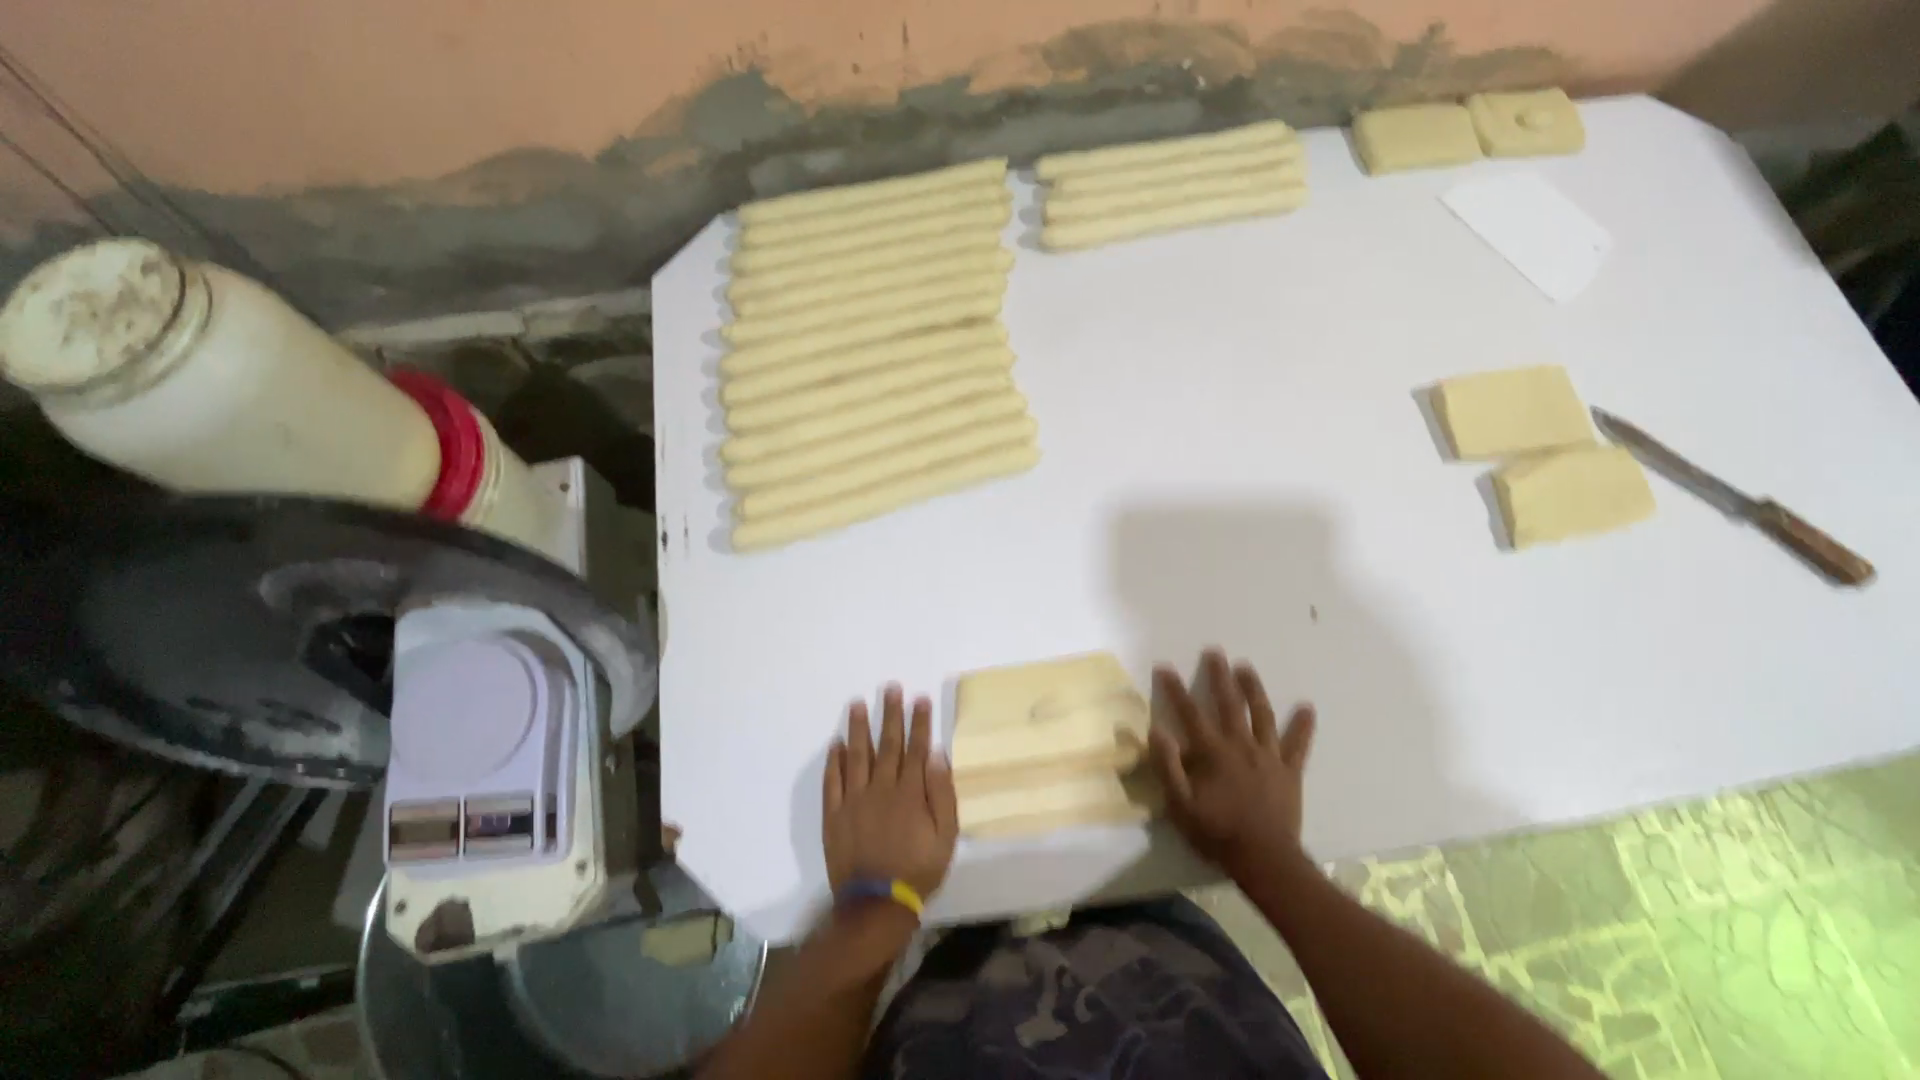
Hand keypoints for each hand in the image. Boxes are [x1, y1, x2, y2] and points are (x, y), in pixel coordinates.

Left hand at [823, 686, 958, 899]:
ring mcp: (854, 800)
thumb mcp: (945, 837)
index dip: (919, 722)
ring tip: (858, 703)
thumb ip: (942, 794)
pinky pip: (832, 781)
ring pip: (857, 755)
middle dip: (891, 714)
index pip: (916, 749)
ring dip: (859, 728)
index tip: (920, 698)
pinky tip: (835, 743)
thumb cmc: (918, 870)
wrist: (877, 902)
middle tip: (890, 687)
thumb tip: (936, 755)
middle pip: (888, 745)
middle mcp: (881, 789)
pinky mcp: (834, 814)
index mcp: (910, 793)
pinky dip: (834, 761)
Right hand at [1150, 649, 1316, 878]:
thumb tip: (1156, 730)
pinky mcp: (1289, 771)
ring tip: (1247, 668)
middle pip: (1229, 704)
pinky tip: (1308, 708)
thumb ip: (1167, 766)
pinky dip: (1303, 726)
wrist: (1264, 858)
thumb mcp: (1180, 804)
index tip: (1165, 667)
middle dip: (1220, 676)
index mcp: (1212, 753)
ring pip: (1262, 715)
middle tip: (1216, 652)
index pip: (1190, 713)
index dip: (1175, 689)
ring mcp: (1269, 756)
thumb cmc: (1216, 833)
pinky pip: (1298, 745)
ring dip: (1253, 689)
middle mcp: (1241, 746)